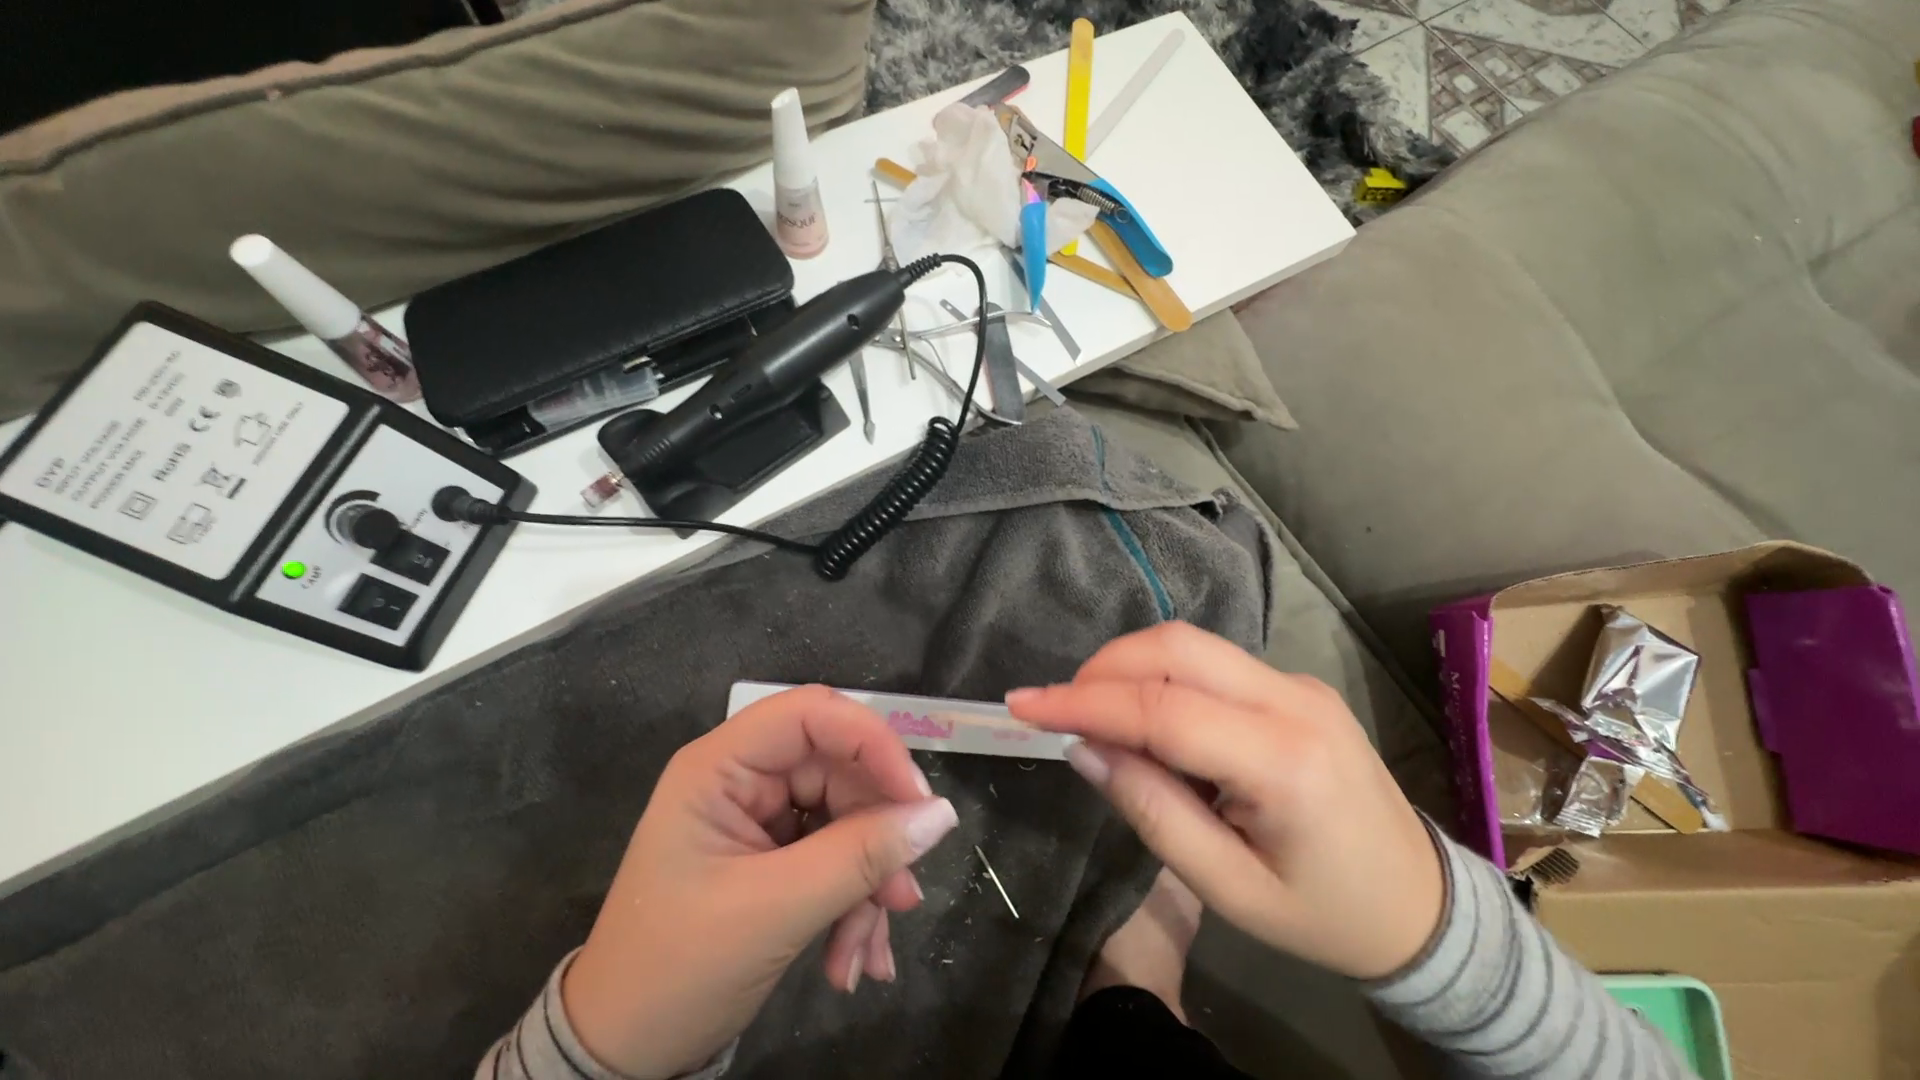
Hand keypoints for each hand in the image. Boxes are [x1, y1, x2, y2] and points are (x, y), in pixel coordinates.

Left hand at [562, 685, 959, 1078]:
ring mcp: (759, 819)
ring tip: (864, 951)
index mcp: (720, 767)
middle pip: (838, 772)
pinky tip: (851, 958)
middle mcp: (742, 779)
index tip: (917, 800)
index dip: (873, 743)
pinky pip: (835, 857)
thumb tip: (941, 814)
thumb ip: (861, 855)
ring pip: (846, 820)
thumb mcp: (777, 910)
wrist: (624, 1051)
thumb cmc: (679, 969)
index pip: (812, 714)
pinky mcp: (773, 857)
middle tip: (902, 897)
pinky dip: (852, 904)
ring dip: (866, 884)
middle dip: (875, 837)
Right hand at [1005, 622, 1442, 979]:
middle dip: (1103, 667)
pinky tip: (1148, 723)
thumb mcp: (1228, 889)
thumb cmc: (1323, 914)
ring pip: (1193, 645)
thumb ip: (1152, 811)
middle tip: (1058, 709)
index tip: (1021, 704)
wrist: (1422, 904)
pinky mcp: (1296, 685)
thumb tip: (1084, 748)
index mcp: (1284, 761)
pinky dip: (1162, 678)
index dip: (1084, 701)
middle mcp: (1294, 701)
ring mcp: (1300, 685)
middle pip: (1178, 648)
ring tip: (1094, 717)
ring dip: (1130, 668)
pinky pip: (1213, 663)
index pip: (1163, 708)